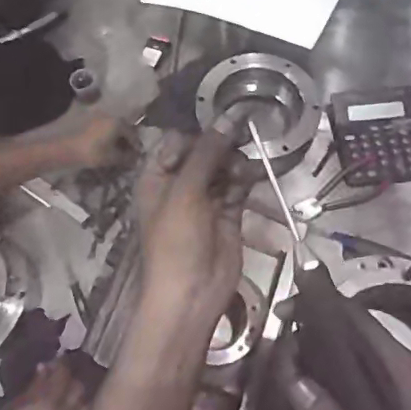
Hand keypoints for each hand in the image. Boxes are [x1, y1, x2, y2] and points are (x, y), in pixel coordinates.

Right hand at [0, 361, 87, 409]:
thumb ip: (31, 389)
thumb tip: (44, 369)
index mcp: (46, 403)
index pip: (62, 374)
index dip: (61, 364)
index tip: (57, 358)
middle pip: (78, 387)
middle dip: (71, 378)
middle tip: (60, 376)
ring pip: (83, 404)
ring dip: (77, 395)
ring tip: (66, 393)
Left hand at [60, 114, 134, 168]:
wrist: (60, 146)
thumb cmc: (90, 152)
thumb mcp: (110, 158)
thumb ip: (125, 158)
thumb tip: (135, 158)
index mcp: (118, 122)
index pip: (133, 134)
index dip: (136, 146)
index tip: (137, 155)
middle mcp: (108, 114)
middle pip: (122, 127)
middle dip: (125, 139)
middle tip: (125, 151)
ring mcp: (95, 113)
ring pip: (110, 125)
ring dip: (113, 135)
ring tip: (112, 147)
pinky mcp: (83, 116)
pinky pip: (98, 124)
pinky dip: (102, 133)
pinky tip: (99, 141)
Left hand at [135, 129, 245, 318]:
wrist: (191, 294)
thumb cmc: (176, 241)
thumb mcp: (185, 192)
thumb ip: (207, 153)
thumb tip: (229, 117)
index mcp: (156, 176)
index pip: (178, 140)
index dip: (199, 129)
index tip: (225, 115)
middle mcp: (179, 183)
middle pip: (204, 151)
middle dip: (222, 143)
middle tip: (244, 133)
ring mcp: (204, 198)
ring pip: (223, 167)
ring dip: (236, 161)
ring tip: (245, 166)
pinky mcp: (227, 212)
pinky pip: (237, 185)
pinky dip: (246, 178)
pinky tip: (254, 173)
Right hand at [276, 308, 410, 409]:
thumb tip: (294, 379)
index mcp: (404, 375)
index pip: (360, 321)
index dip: (321, 307)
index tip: (284, 312)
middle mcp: (399, 365)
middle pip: (351, 323)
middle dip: (311, 319)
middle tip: (276, 330)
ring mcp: (389, 375)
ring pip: (346, 337)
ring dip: (312, 336)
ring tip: (280, 349)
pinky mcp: (377, 387)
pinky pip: (344, 357)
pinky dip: (319, 355)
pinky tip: (295, 368)